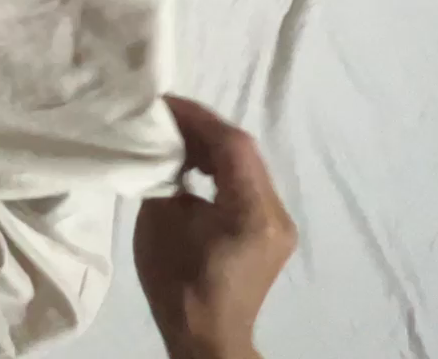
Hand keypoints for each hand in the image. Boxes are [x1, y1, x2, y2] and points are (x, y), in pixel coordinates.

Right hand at [134, 96, 294, 358]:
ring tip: (171, 133)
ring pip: (245, 161)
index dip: (196, 116)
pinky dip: (217, 162)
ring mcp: (277, 222)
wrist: (205, 335)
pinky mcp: (268, 228)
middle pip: (243, 149)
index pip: (232, 144)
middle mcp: (276, 213)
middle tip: (161, 113)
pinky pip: (244, 179)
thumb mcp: (161, 216)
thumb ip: (168, 173)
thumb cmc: (176, 279)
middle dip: (201, 124)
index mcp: (253, 212)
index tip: (160, 102)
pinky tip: (189, 162)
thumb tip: (163, 144)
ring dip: (209, 142)